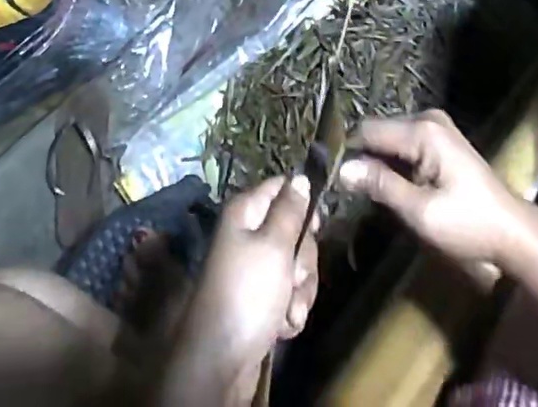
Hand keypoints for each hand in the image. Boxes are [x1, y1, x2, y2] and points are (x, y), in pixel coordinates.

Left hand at [158, 176, 318, 406]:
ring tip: (287, 307)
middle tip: (293, 275)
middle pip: (295, 229)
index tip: (315, 225)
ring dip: (300, 289)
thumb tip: (301, 177)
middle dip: (303, 257)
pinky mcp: (261, 298)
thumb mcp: (274, 245)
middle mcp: (249, 234)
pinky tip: (282, 324)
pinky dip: (291, 309)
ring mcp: (254, 268)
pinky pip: (289, 293)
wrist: (222, 360)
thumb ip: (291, 210)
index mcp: (246, 213)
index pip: (281, 187)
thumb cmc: (248, 292)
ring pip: (296, 265)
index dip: (302, 202)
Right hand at [337, 110, 528, 277]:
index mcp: (423, 131)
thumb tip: (342, 169)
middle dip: (362, 158)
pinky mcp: (440, 140)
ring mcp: (436, 128)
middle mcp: (428, 119)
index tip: (332, 179)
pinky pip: (404, 144)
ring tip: (367, 192)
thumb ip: (381, 186)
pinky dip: (394, 164)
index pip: (368, 131)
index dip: (347, 153)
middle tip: (349, 192)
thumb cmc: (470, 225)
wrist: (514, 233)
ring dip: (377, 163)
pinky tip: (391, 187)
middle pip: (378, 132)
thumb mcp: (421, 212)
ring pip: (389, 139)